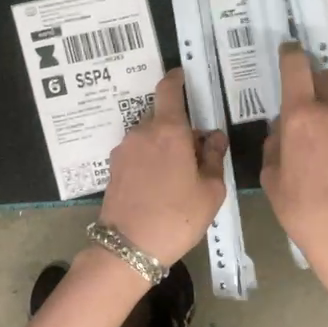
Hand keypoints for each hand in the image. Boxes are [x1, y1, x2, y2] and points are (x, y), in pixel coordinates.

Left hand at [98, 69, 228, 263]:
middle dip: (179, 128)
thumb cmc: (177, 218)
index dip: (177, 80)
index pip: (169, 90)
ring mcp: (123, 151)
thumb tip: (214, 137)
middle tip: (197, 154)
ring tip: (179, 177)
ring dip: (164, 147)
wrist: (129, 248)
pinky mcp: (113, 169)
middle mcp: (141, 133)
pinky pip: (137, 154)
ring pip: (149, 137)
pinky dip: (150, 161)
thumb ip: (214, 157)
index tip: (184, 78)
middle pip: (162, 118)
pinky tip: (161, 186)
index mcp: (168, 131)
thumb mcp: (210, 191)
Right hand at [262, 43, 327, 282]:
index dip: (291, 55)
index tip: (289, 51)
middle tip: (308, 103)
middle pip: (326, 76)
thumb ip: (274, 143)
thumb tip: (283, 129)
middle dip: (315, 83)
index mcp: (300, 116)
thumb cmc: (301, 209)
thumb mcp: (271, 176)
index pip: (296, 67)